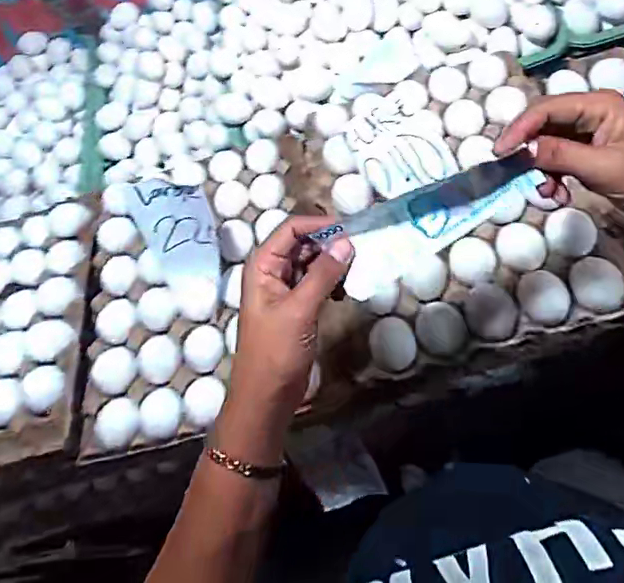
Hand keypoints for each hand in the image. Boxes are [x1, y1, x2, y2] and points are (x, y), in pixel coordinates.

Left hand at [218, 217, 353, 460]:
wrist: (266, 398)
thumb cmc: (275, 352)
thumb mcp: (300, 309)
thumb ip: (323, 274)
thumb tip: (346, 242)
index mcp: (263, 264)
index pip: (291, 228)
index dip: (319, 224)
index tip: (350, 228)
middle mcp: (271, 270)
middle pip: (303, 241)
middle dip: (329, 243)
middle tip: (359, 248)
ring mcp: (284, 287)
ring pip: (312, 260)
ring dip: (332, 263)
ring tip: (354, 271)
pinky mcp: (296, 303)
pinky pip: (316, 280)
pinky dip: (331, 281)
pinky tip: (343, 292)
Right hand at [495, 90, 623, 241]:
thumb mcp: (606, 169)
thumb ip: (561, 156)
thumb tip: (523, 151)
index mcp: (600, 105)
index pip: (547, 108)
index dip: (521, 129)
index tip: (502, 154)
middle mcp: (594, 113)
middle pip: (545, 124)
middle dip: (531, 151)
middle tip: (518, 175)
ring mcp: (594, 134)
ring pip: (550, 143)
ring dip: (542, 168)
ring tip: (547, 193)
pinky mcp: (595, 154)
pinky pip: (562, 158)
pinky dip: (554, 176)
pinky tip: (559, 195)